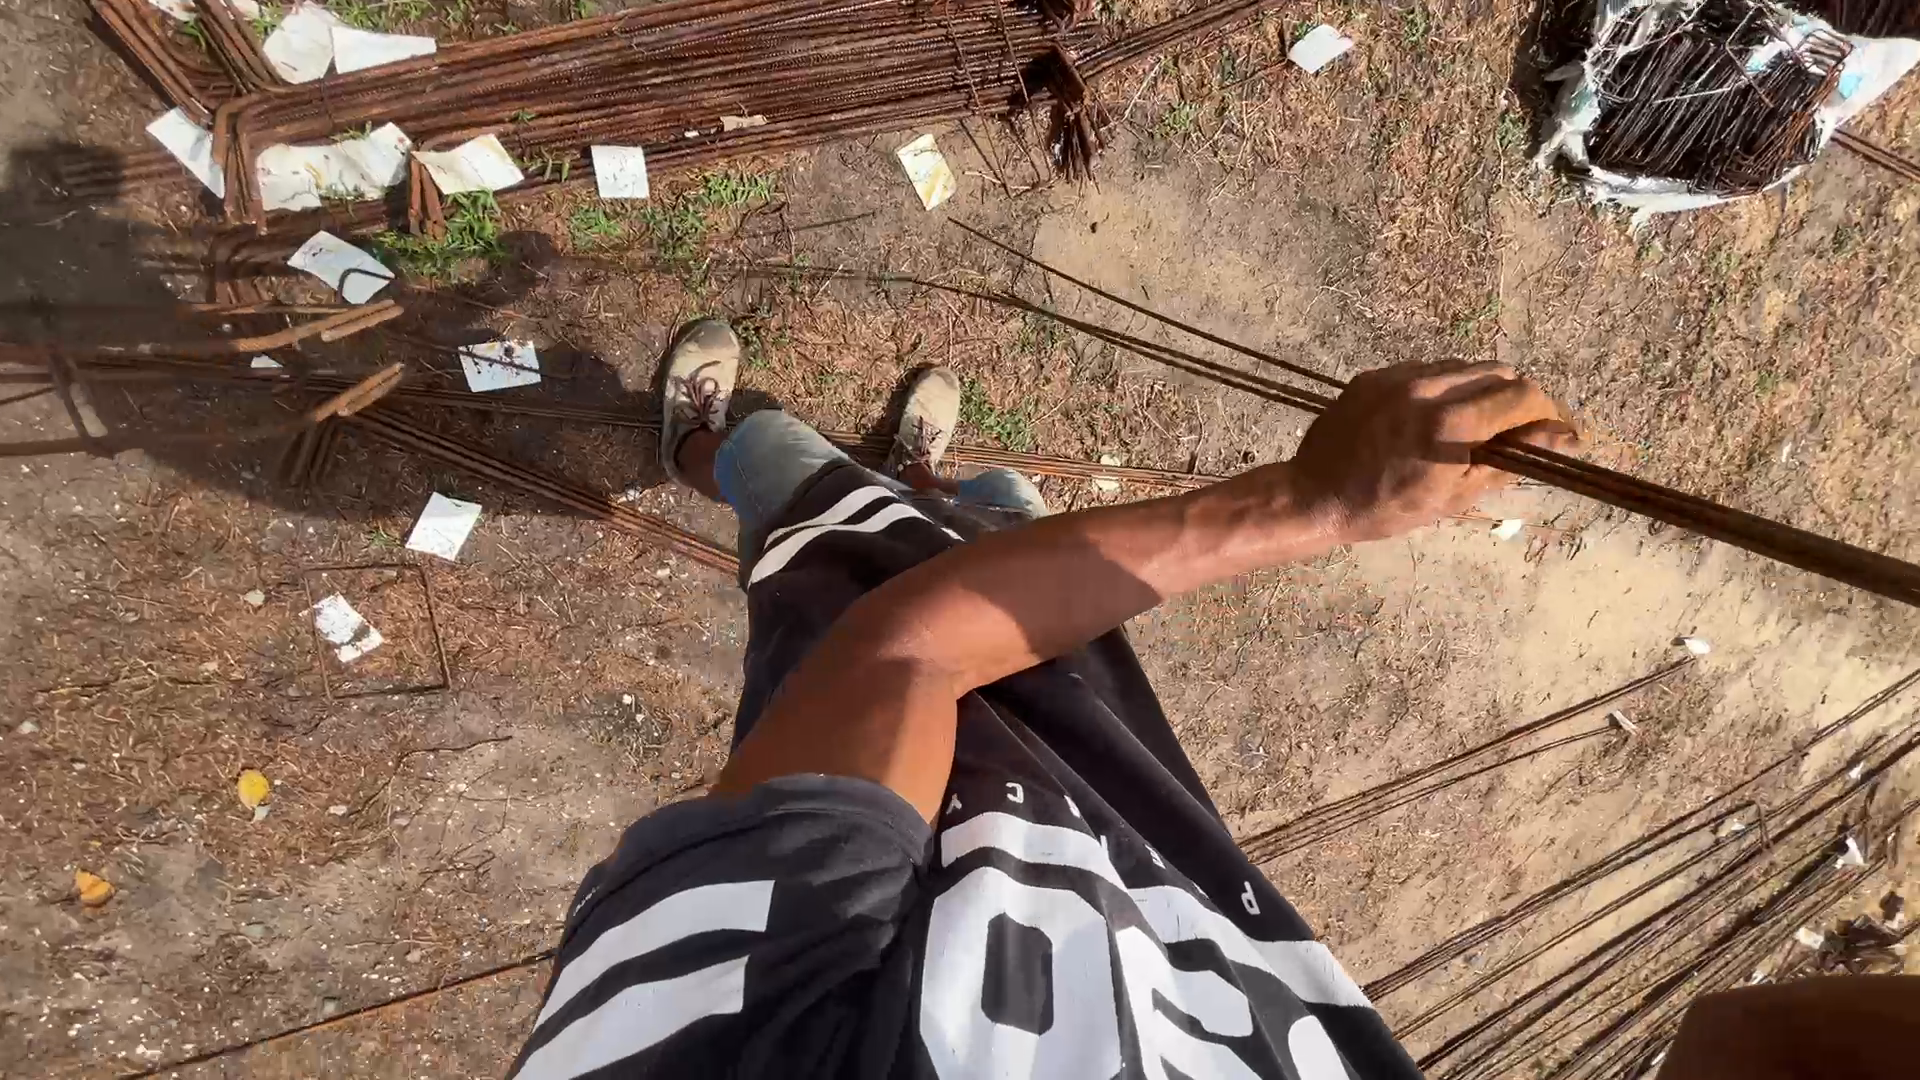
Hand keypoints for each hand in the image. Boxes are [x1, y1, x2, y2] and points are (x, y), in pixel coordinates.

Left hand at [1288, 361, 1575, 542]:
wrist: (1313, 497)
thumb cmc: (1384, 507)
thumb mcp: (1453, 495)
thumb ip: (1510, 459)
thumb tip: (1562, 435)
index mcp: (1449, 423)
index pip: (1523, 396)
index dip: (1545, 414)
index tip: (1547, 434)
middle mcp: (1423, 389)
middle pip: (1497, 373)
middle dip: (1516, 399)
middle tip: (1512, 430)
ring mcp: (1394, 379)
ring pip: (1461, 367)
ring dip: (1478, 390)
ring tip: (1471, 423)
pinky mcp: (1371, 377)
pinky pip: (1424, 370)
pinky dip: (1440, 387)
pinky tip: (1431, 415)